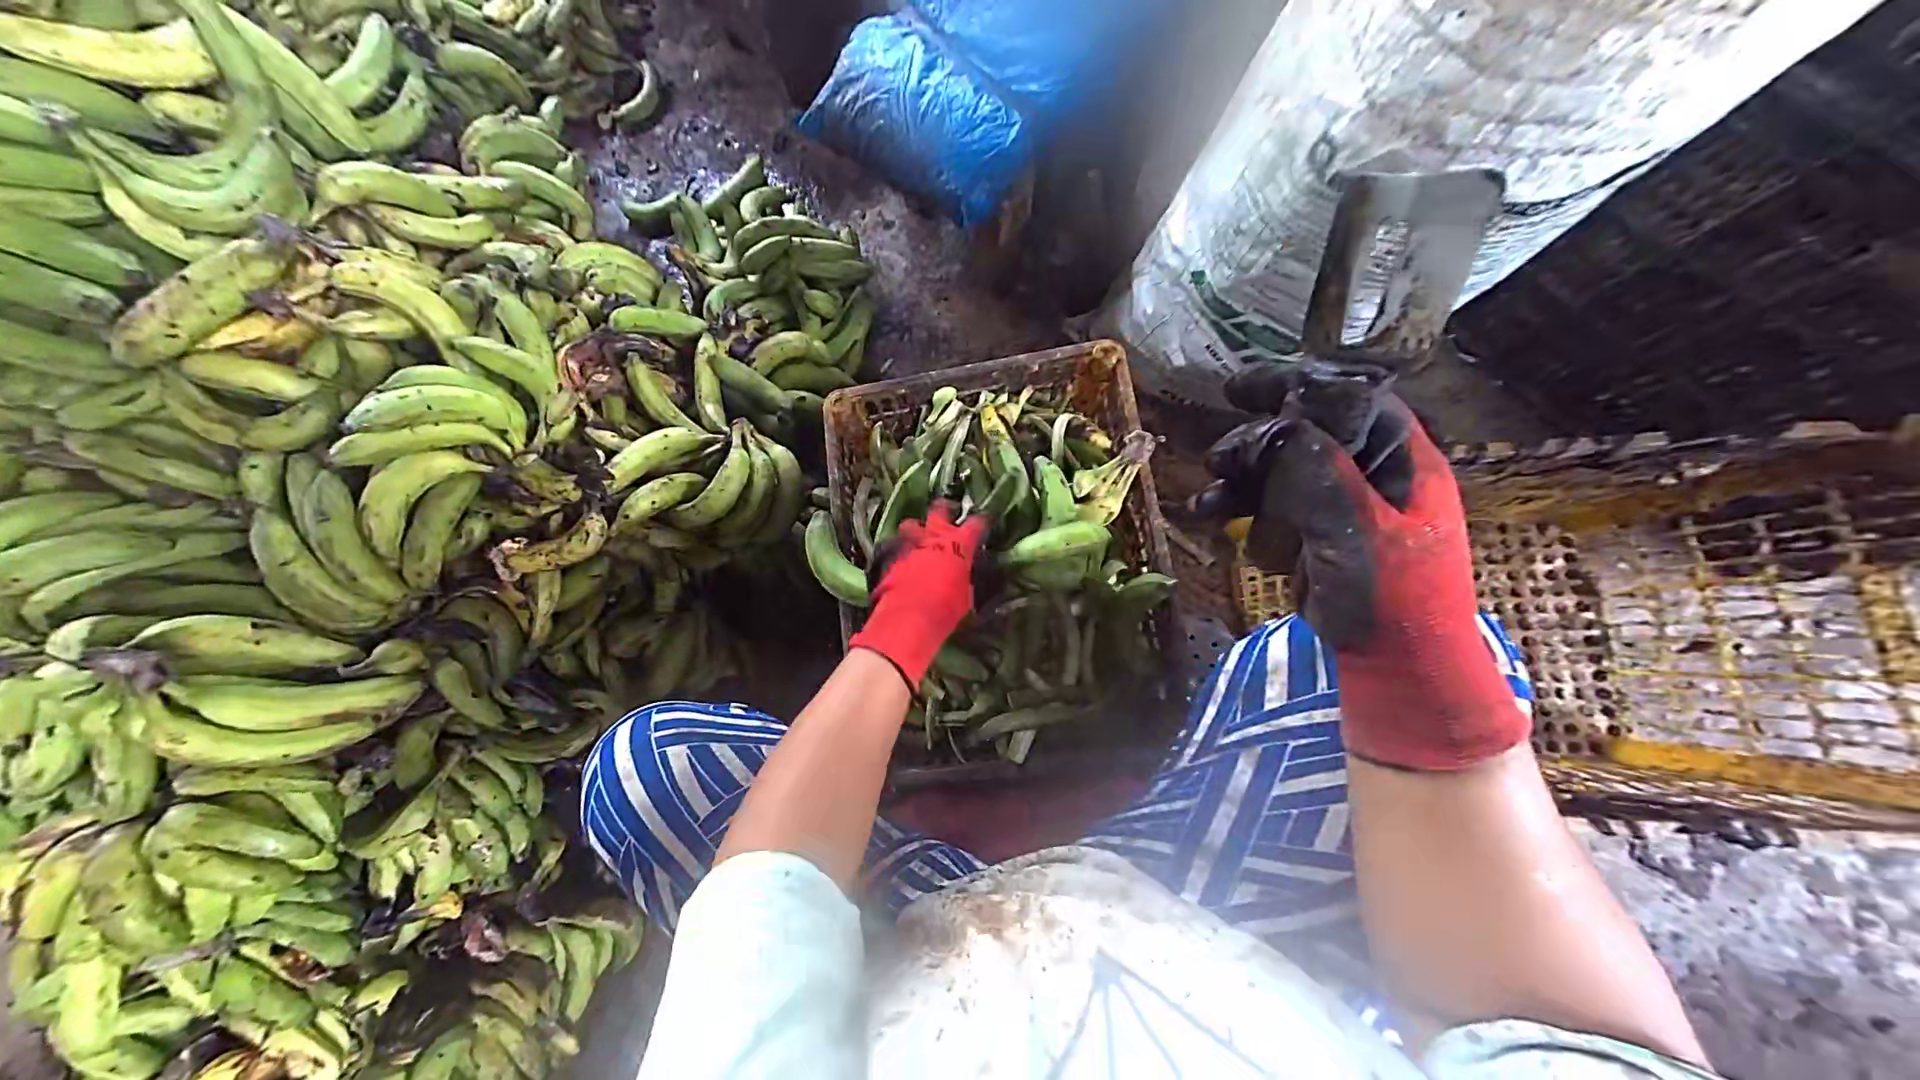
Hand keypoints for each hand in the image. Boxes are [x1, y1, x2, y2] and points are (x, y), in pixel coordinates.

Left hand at [848, 500, 987, 687]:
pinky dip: (900, 552)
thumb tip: (961, 577)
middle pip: (939, 509)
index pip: (975, 523)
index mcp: (960, 543)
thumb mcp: (965, 595)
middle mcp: (934, 535)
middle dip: (943, 511)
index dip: (979, 523)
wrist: (908, 618)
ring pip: (911, 524)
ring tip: (918, 540)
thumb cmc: (945, 609)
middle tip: (945, 519)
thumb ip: (963, 577)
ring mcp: (909, 542)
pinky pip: (895, 546)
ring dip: (915, 530)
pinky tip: (901, 563)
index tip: (981, 524)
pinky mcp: (888, 554)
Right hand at [1201, 364, 1528, 769]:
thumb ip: (1315, 473)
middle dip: (1253, 450)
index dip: (1290, 387)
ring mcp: (1336, 506)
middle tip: (1217, 462)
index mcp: (1396, 458)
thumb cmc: (1394, 596)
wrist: (1397, 665)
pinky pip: (1270, 513)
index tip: (1236, 390)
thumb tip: (1272, 426)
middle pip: (1297, 438)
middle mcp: (1365, 473)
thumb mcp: (1357, 530)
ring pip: (1275, 477)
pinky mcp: (1313, 536)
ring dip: (1240, 490)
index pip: (1342, 399)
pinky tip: (1223, 531)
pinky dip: (1248, 522)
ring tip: (1208, 506)